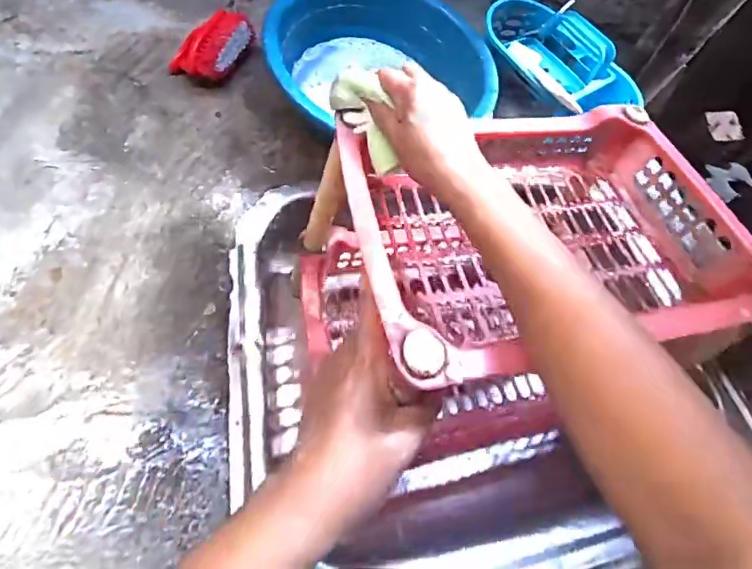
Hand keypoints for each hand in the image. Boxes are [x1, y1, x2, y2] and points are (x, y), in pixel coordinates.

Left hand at [290, 289, 437, 529]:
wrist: (309, 498)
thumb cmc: (361, 463)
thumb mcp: (408, 435)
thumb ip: (428, 400)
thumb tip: (442, 380)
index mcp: (366, 355)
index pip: (374, 299)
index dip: (387, 272)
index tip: (405, 254)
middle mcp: (344, 352)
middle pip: (375, 319)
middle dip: (403, 315)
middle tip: (434, 317)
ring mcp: (330, 368)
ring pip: (367, 341)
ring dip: (390, 343)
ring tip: (419, 354)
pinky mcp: (324, 385)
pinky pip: (356, 360)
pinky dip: (376, 363)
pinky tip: (391, 385)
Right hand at [367, 64, 495, 198]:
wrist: (461, 175)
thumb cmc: (422, 158)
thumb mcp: (393, 137)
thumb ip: (378, 112)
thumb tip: (367, 96)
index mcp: (410, 90)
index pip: (384, 73)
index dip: (374, 84)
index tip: (371, 99)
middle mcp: (430, 84)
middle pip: (407, 70)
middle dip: (395, 81)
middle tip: (389, 105)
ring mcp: (446, 93)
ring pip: (423, 81)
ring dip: (411, 90)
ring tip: (407, 116)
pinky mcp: (457, 105)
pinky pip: (435, 93)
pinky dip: (426, 99)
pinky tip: (426, 122)